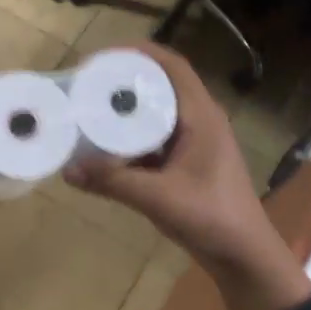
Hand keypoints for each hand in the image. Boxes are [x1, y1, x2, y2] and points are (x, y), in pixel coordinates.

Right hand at [63, 43, 310, 309]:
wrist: (243, 255)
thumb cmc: (212, 218)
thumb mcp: (158, 198)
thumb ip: (112, 183)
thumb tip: (67, 171)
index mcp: (201, 117)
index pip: (172, 66)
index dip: (137, 54)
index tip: (98, 59)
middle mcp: (198, 121)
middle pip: (159, 86)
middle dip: (122, 82)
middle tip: (84, 87)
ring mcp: (192, 143)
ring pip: (154, 114)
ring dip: (123, 111)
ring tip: (87, 112)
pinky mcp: (184, 163)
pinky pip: (152, 139)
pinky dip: (128, 139)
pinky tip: (101, 148)